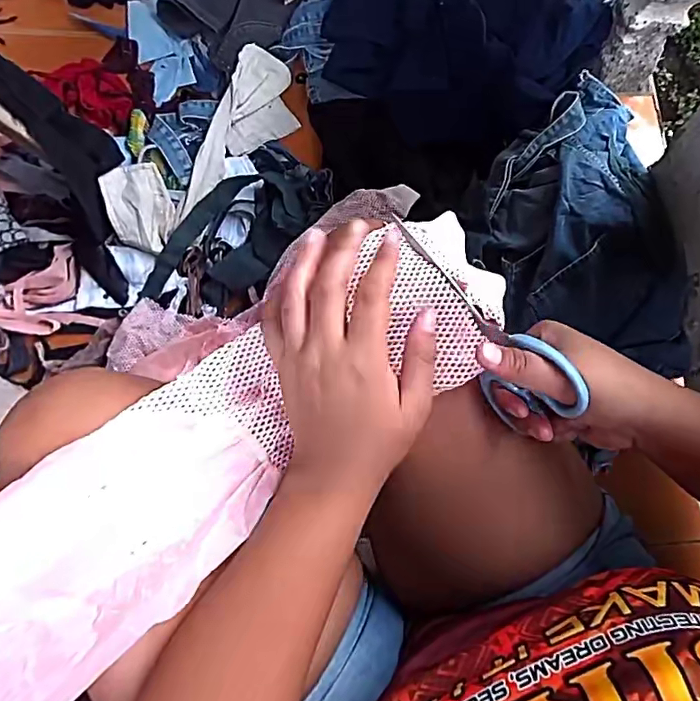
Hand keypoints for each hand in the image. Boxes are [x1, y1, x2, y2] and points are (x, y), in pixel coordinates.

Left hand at [264, 220, 436, 496]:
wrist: (331, 474)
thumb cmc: (379, 443)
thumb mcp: (415, 406)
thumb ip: (421, 357)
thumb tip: (426, 314)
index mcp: (363, 361)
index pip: (371, 297)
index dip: (383, 263)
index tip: (393, 240)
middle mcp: (325, 351)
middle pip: (329, 285)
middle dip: (345, 248)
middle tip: (359, 226)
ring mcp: (298, 356)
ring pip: (295, 296)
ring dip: (306, 260)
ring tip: (319, 234)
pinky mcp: (282, 364)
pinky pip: (272, 319)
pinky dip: (278, 291)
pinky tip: (288, 273)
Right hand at [475, 321, 676, 449]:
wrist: (646, 420)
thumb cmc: (608, 390)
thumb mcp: (560, 379)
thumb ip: (519, 367)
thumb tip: (478, 349)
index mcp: (546, 339)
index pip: (503, 356)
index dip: (502, 383)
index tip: (515, 403)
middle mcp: (548, 357)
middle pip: (510, 385)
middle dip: (521, 408)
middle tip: (534, 421)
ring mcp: (557, 383)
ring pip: (524, 406)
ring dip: (534, 422)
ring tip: (552, 430)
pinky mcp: (564, 405)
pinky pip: (540, 418)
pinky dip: (548, 427)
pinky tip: (563, 432)